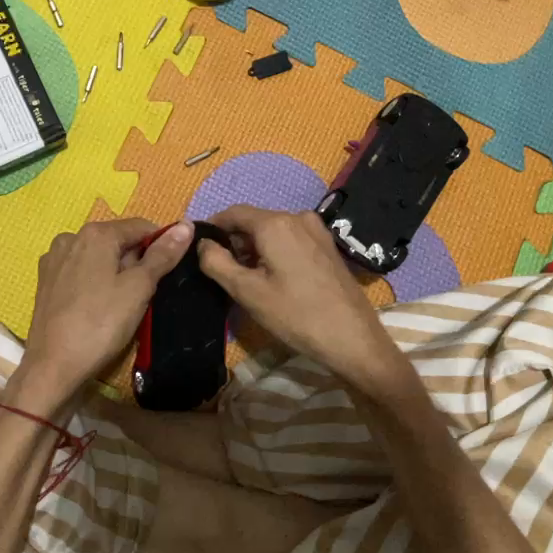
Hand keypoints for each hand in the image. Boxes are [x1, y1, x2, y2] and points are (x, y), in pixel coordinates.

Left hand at [10, 219, 192, 414]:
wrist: (53, 366)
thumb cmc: (101, 323)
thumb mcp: (139, 288)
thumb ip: (162, 255)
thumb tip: (186, 226)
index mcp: (95, 233)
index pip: (141, 227)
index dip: (161, 246)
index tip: (169, 273)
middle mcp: (71, 237)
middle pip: (117, 241)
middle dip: (136, 262)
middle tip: (145, 295)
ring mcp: (54, 259)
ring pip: (98, 257)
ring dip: (115, 273)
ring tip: (122, 305)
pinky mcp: (45, 281)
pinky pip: (80, 272)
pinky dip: (94, 282)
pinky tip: (98, 307)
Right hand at [197, 206, 400, 389]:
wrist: (353, 339)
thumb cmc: (296, 315)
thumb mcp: (247, 291)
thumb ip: (216, 262)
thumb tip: (202, 244)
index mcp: (275, 223)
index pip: (233, 213)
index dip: (212, 227)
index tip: (199, 248)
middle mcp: (297, 217)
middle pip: (254, 221)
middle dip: (234, 241)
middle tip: (221, 270)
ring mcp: (317, 231)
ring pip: (273, 231)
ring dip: (254, 249)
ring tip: (245, 279)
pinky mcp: (328, 247)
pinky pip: (291, 240)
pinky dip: (275, 252)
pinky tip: (273, 279)